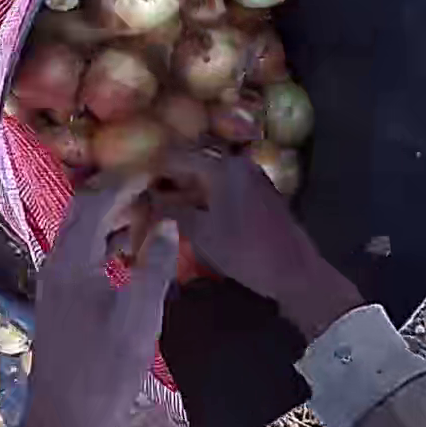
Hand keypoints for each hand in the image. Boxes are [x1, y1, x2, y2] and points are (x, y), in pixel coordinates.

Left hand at [23, 172, 179, 426]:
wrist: (64, 424)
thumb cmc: (105, 368)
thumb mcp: (140, 316)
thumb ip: (156, 264)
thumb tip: (169, 223)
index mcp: (72, 260)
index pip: (97, 202)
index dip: (127, 182)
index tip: (156, 170)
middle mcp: (57, 262)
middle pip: (84, 210)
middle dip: (117, 191)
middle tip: (153, 183)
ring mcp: (55, 280)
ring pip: (82, 230)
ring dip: (112, 214)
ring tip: (148, 210)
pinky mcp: (60, 297)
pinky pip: (82, 250)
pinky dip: (106, 238)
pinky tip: (130, 248)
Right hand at [158, 149, 361, 340]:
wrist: (293, 269)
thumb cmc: (245, 250)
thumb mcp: (201, 233)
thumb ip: (172, 211)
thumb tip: (147, 199)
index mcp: (223, 167)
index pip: (179, 157)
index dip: (153, 168)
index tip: (131, 180)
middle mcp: (238, 163)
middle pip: (195, 163)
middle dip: (169, 177)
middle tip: (143, 194)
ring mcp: (251, 176)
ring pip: (209, 175)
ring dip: (186, 187)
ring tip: (160, 205)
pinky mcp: (258, 191)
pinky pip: (224, 184)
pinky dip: (204, 194)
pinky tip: (189, 211)